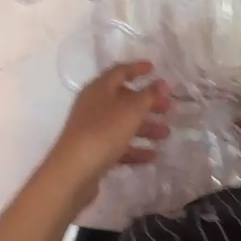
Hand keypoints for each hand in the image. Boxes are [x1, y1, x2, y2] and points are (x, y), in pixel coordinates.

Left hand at [40, 62, 170, 207]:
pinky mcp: (94, 152)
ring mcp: (92, 130)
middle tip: (168, 109)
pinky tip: (152, 156)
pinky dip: (135, 148)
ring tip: (165, 135)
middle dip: (147, 103)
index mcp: (99, 89)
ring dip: (145, 127)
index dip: (137, 69)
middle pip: (124, 99)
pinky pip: (118, 146)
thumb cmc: (103, 132)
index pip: (120, 71)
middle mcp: (94, 105)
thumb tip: (161, 83)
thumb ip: (149, 95)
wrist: (72, 172)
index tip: (154, 69)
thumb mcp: (131, 110)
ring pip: (123, 123)